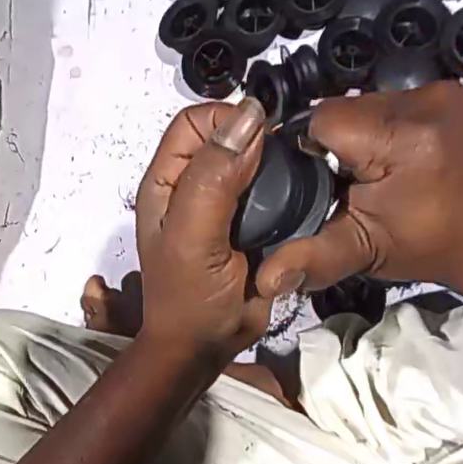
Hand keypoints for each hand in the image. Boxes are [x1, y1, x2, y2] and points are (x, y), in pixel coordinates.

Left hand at [129, 97, 292, 365]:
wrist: (206, 346)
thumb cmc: (189, 298)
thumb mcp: (193, 235)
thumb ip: (214, 178)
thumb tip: (248, 117)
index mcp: (167, 182)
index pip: (196, 122)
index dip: (229, 121)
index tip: (263, 141)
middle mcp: (193, 187)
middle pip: (227, 137)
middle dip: (257, 142)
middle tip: (282, 167)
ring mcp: (223, 205)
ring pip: (254, 163)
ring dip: (276, 169)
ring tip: (291, 186)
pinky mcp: (250, 224)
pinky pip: (272, 193)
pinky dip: (285, 193)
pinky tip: (295, 203)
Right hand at [257, 81, 462, 293]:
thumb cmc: (434, 245)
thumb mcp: (362, 252)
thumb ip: (311, 257)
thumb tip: (266, 280)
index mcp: (401, 138)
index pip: (322, 120)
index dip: (307, 149)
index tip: (316, 180)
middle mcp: (424, 103)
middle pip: (343, 108)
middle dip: (334, 145)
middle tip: (346, 185)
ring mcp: (440, 94)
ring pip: (365, 104)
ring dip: (356, 135)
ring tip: (368, 173)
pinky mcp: (448, 95)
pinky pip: (391, 103)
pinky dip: (381, 129)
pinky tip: (389, 159)